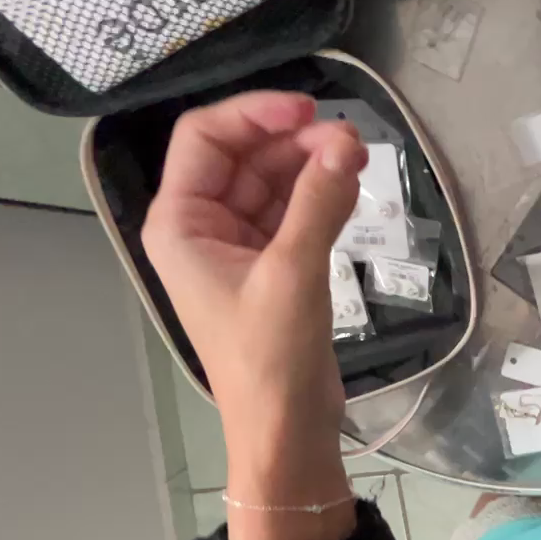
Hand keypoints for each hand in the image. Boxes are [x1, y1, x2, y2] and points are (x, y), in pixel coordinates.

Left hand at [142, 91, 366, 509]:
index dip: (256, 115)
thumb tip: (349, 145)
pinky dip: (321, 204)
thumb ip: (320, 206)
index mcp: (182, 224)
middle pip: (246, 161)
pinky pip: (295, 221)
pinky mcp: (276, 274)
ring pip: (275, 190)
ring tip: (358, 160)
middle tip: (353, 142)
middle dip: (295, 145)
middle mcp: (205, 231)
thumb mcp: (293, 275)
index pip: (208, 140)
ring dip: (312, 172)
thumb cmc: (271, 359)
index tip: (312, 109)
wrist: (287, 430)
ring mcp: (242, 253)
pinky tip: (350, 192)